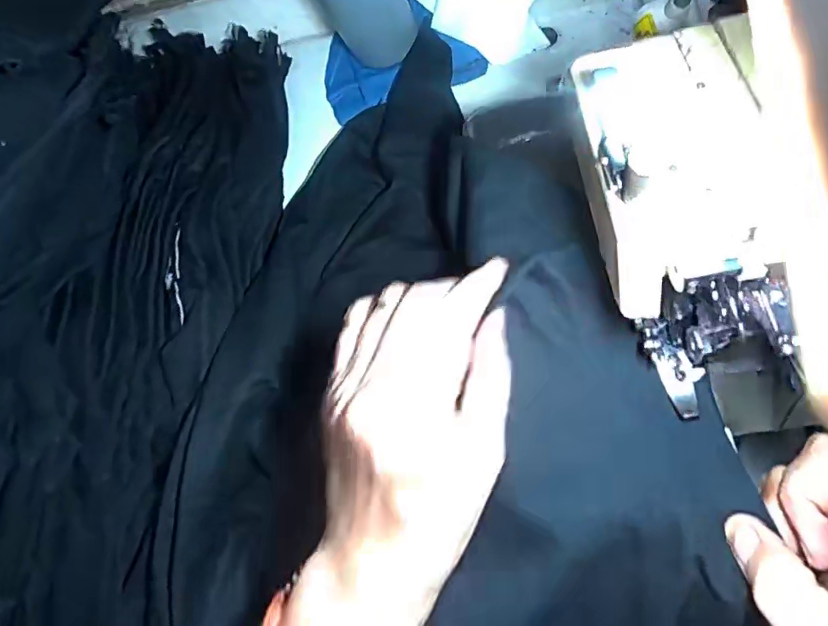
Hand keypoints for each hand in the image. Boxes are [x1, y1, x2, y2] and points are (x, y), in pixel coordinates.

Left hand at [282, 258, 512, 625]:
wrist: (370, 558)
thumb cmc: (439, 515)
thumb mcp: (484, 455)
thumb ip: (491, 378)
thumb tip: (494, 318)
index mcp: (415, 409)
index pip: (447, 320)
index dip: (476, 286)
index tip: (498, 268)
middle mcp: (371, 388)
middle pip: (414, 304)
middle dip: (452, 287)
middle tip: (477, 292)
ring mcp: (343, 387)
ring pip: (383, 305)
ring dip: (420, 292)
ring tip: (446, 304)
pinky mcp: (329, 390)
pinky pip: (352, 323)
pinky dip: (382, 306)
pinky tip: (403, 315)